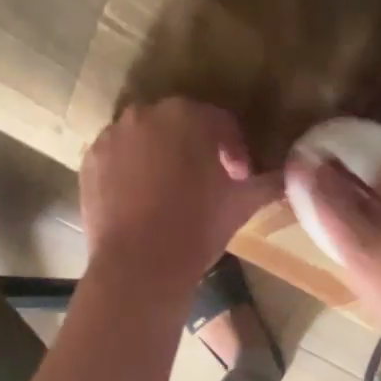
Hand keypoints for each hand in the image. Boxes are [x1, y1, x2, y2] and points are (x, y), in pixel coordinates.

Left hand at [81, 99, 281, 292]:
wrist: (139, 266)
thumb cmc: (196, 230)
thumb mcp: (241, 206)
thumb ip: (268, 184)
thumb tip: (290, 178)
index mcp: (188, 116)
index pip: (221, 124)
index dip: (235, 152)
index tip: (239, 179)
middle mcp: (146, 113)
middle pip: (179, 127)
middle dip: (195, 150)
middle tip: (205, 186)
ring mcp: (112, 135)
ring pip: (145, 140)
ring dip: (160, 158)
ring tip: (170, 196)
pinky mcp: (90, 161)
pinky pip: (117, 158)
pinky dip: (130, 172)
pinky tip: (140, 203)